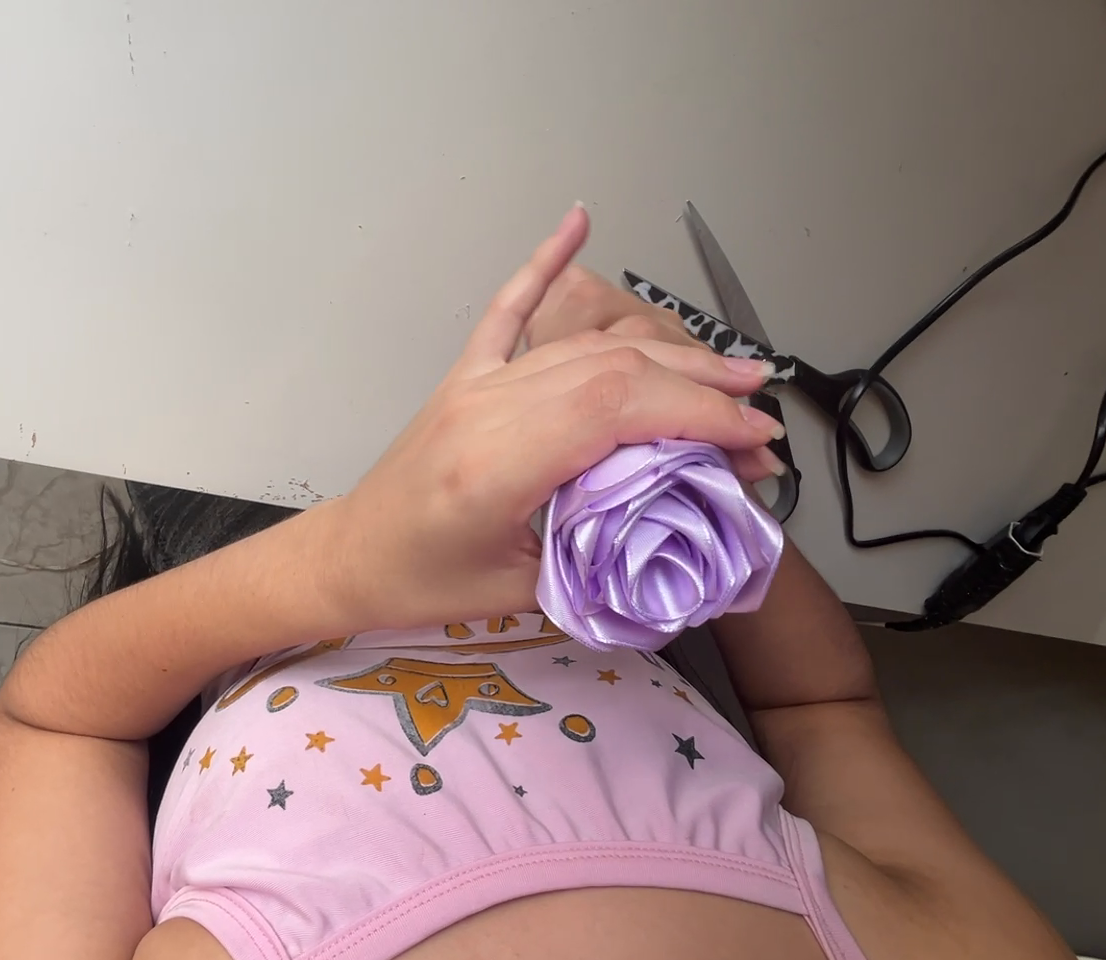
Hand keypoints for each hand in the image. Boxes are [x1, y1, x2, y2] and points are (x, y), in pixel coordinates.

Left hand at [317, 205, 784, 631]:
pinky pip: (507, 309)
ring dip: (662, 352)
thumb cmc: (421, 584)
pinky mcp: (463, 378)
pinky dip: (544, 262)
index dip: (699, 416)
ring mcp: (474, 384)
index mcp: (498, 466)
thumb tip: (677, 527)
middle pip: (614, 370)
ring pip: (584, 346)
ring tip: (725, 369)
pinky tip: (578, 221)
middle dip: (699, 388)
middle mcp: (488, 408)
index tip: (753, 442)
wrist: (349, 557)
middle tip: (756, 414)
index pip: (619, 410)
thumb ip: (598, 555)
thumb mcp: (520, 592)